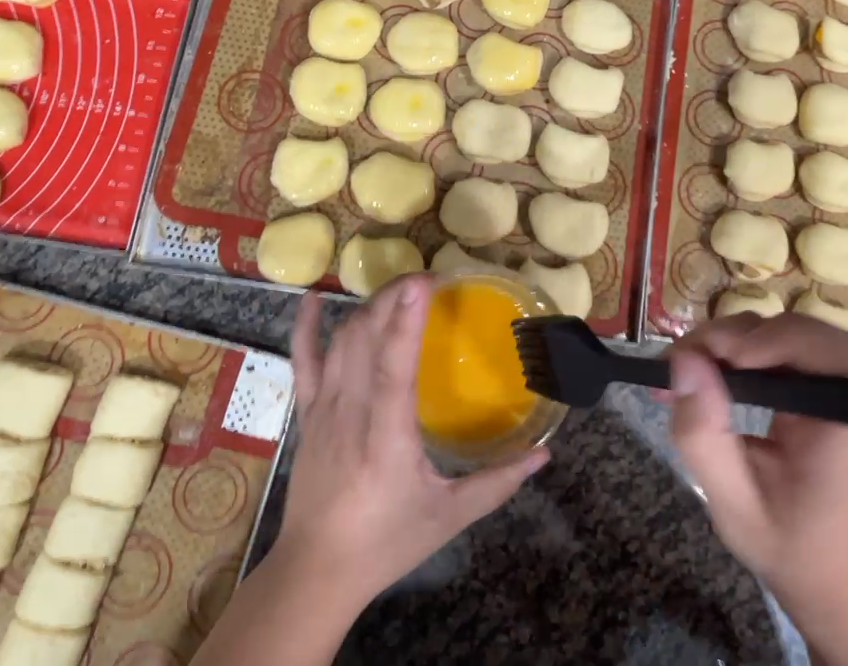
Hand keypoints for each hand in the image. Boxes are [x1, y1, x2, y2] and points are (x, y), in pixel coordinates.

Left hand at [274, 273, 548, 607]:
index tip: (424, 283)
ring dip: (368, 308)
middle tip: (428, 279)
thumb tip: (544, 453)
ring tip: (399, 288)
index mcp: (386, 438)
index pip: (393, 367)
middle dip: (393, 299)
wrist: (316, 569)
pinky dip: (304, 327)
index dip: (406, 321)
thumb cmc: (386, 541)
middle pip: (364, 339)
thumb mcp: (449, 515)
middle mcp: (349, 413)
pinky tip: (309, 298)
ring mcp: (322, 410)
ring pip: (341, 343)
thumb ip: (498, 483)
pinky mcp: (307, 414)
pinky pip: (302, 362)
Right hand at [669, 312, 847, 598]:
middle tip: (676, 368)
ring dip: (725, 342)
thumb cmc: (784, 539)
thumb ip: (704, 436)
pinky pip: (773, 342)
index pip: (839, 355)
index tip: (721, 363)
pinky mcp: (814, 378)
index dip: (781, 341)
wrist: (822, 559)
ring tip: (680, 374)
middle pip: (798, 330)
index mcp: (847, 429)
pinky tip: (701, 373)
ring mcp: (834, 382)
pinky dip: (732, 351)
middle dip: (733, 339)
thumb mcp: (731, 504)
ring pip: (778, 329)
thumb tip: (682, 361)